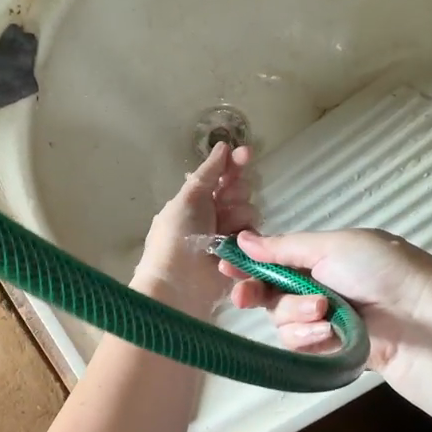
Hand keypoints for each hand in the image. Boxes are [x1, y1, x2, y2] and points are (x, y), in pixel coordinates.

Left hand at [130, 142, 256, 318]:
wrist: (177, 285)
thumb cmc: (176, 238)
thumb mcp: (187, 199)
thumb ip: (208, 172)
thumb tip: (222, 146)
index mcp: (194, 202)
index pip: (221, 177)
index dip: (234, 164)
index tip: (246, 155)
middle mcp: (211, 217)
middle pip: (240, 192)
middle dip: (235, 194)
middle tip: (222, 207)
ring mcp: (226, 238)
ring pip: (250, 213)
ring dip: (239, 218)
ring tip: (224, 234)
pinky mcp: (239, 258)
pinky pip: (255, 238)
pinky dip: (246, 239)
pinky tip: (235, 245)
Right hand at [220, 228, 431, 375]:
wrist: (421, 320)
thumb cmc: (382, 271)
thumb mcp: (334, 247)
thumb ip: (284, 247)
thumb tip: (243, 239)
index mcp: (318, 258)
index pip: (271, 261)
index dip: (246, 265)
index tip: (226, 268)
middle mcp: (314, 288)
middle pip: (265, 294)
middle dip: (257, 294)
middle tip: (246, 297)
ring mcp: (318, 320)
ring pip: (278, 320)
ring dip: (295, 316)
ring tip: (324, 313)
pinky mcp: (323, 349)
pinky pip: (294, 345)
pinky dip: (307, 339)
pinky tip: (329, 335)